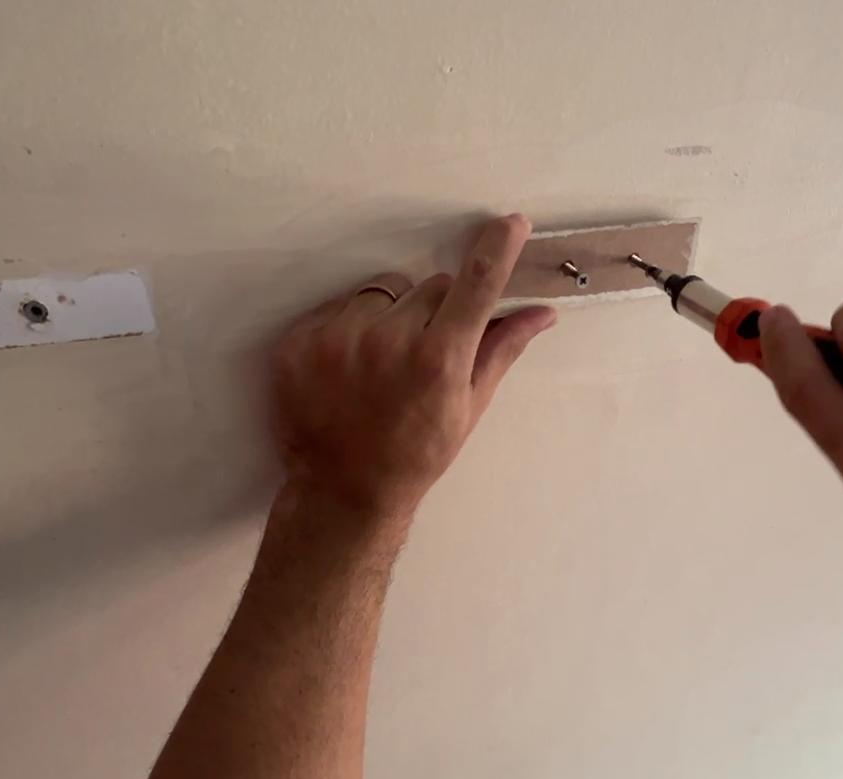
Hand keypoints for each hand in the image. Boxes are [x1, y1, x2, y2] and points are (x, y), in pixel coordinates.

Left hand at [271, 214, 556, 527]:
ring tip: (384, 362)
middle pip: (430, 286)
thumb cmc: (416, 455)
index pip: (476, 284)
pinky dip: (350, 328)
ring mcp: (338, 339)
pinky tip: (352, 368)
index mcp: (439, 360)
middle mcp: (388, 341)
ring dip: (391, 314)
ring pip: (383, 291)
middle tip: (427, 355)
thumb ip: (501, 352)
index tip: (509, 223)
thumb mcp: (467, 409)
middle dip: (438, 310)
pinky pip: (339, 307)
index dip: (497, 249)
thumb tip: (542, 314)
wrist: (344, 490)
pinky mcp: (300, 342)